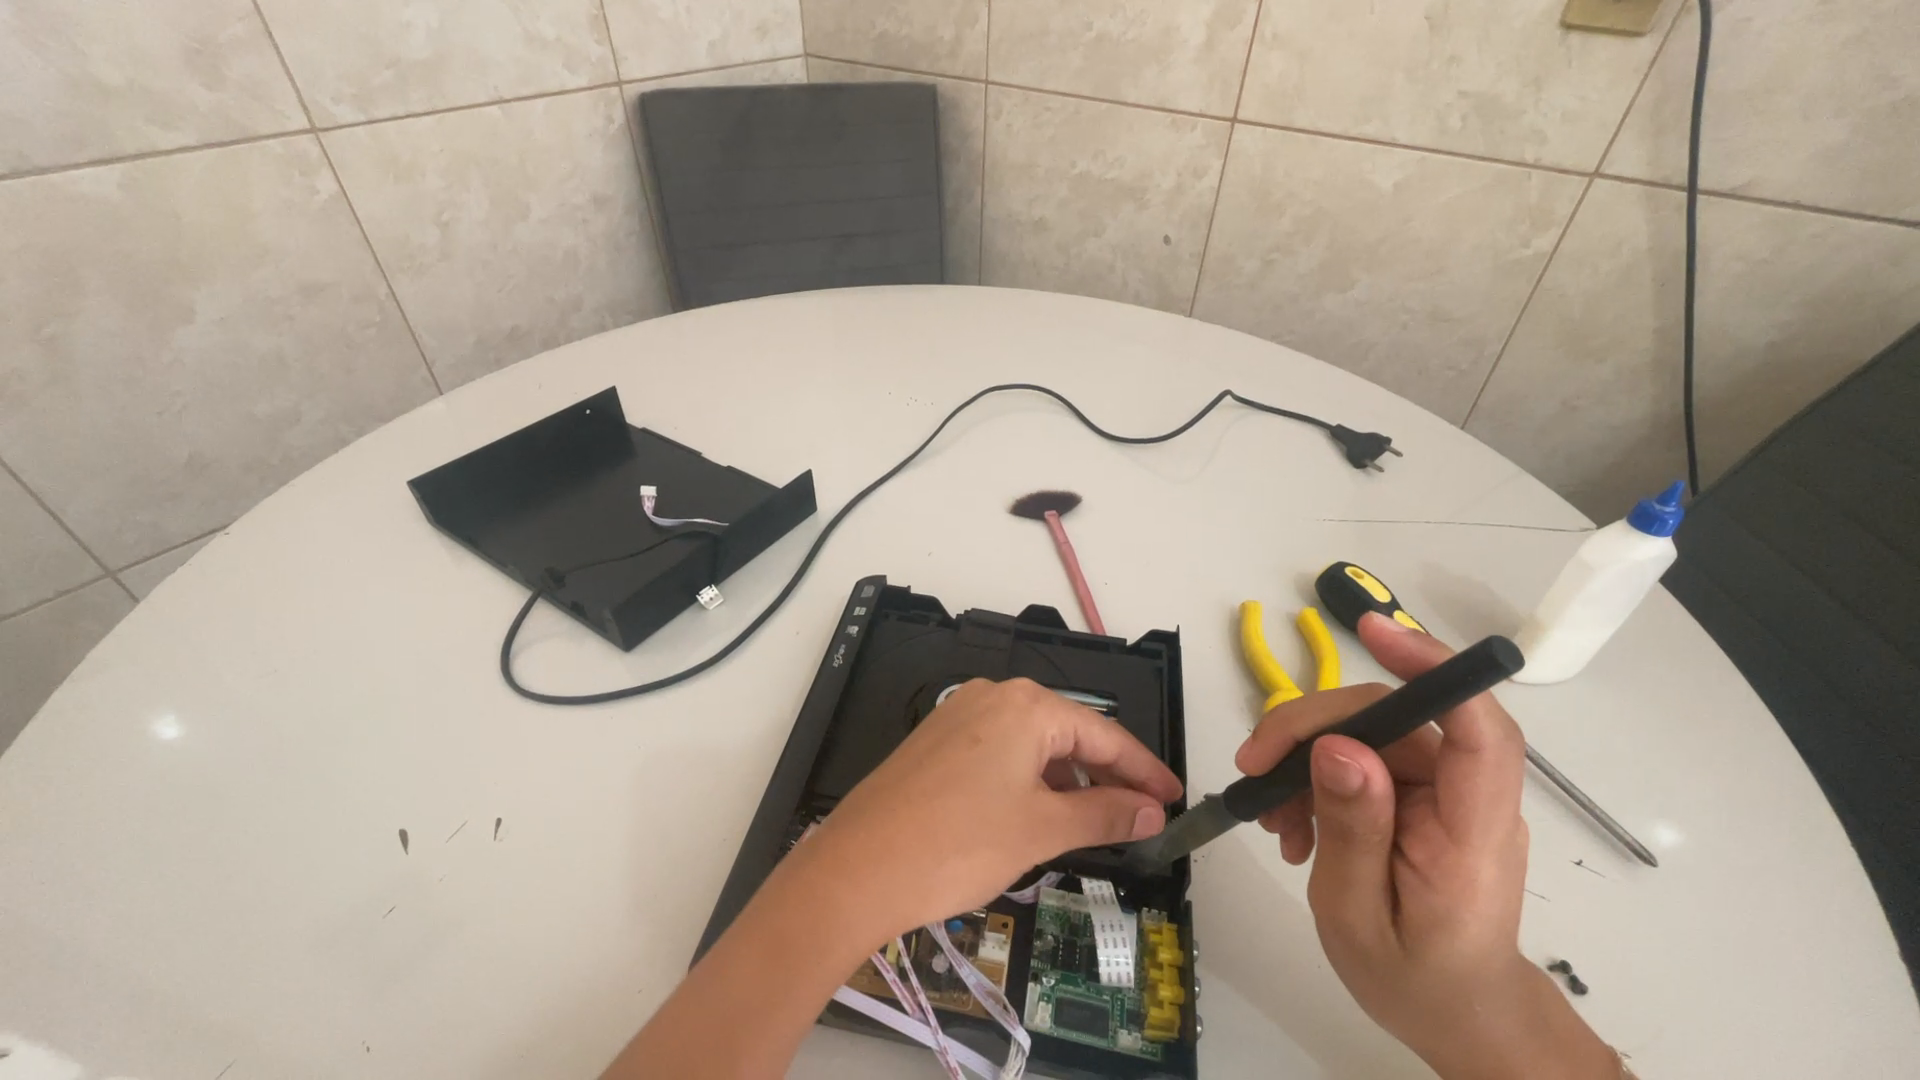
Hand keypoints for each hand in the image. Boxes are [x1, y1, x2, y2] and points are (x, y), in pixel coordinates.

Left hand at [800, 677, 1182, 940]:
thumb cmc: (957, 845)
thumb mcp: (1041, 830)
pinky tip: (1039, 815)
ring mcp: (959, 716)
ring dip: (1067, 781)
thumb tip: (1149, 810)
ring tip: (1093, 824)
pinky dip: (1030, 781)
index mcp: (1025, 706)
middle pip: (1068, 734)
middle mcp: (992, 698)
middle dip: (1107, 776)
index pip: (1105, 735)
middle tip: (1140, 817)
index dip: (1144, 770)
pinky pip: (1001, 753)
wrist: (856, 869)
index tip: (1172, 799)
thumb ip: (1104, 813)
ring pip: (1033, 745)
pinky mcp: (937, 742)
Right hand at [1238, 614, 1616, 1079]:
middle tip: (1253, 766)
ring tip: (1270, 816)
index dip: (1433, 670)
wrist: (1457, 1014)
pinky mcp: (1419, 799)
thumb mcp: (1358, 914)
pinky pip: (1362, 762)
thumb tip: (1338, 746)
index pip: (1477, 731)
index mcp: (1472, 833)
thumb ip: (1352, 830)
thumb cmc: (1415, 981)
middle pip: (1395, 721)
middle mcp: (1465, 799)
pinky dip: (1314, 779)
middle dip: (1312, 727)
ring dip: (1303, 760)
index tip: (1374, 633)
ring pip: (1366, 736)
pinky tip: (1291, 823)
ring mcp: (1443, 795)